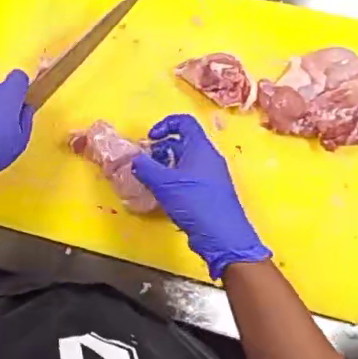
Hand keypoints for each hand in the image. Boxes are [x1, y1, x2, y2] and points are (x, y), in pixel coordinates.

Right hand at [130, 113, 269, 277]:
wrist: (222, 236)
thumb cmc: (195, 203)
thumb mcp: (164, 184)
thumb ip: (146, 168)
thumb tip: (134, 159)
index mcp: (201, 149)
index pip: (185, 122)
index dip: (165, 124)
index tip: (150, 138)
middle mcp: (208, 158)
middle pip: (183, 142)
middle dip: (161, 148)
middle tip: (145, 161)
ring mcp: (210, 176)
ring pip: (184, 160)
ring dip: (165, 165)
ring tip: (149, 178)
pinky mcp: (208, 192)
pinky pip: (188, 177)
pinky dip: (173, 179)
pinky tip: (162, 193)